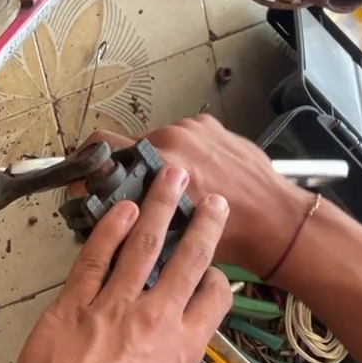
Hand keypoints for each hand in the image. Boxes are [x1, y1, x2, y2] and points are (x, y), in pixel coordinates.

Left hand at [4, 164, 232, 362]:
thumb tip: (151, 356)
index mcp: (181, 350)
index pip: (214, 300)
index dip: (217, 280)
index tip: (214, 269)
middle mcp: (155, 321)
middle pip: (188, 260)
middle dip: (203, 224)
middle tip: (213, 199)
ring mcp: (114, 307)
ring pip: (144, 246)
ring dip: (160, 208)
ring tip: (170, 182)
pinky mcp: (74, 304)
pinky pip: (95, 258)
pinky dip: (109, 231)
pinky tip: (121, 211)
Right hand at [90, 115, 312, 273]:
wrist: (276, 222)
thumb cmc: (228, 234)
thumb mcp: (165, 236)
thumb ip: (130, 219)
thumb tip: (102, 214)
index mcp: (161, 163)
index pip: (100, 148)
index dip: (88, 169)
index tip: (86, 181)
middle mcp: (175, 137)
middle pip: (129, 148)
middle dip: (128, 171)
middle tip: (140, 195)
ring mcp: (195, 128)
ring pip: (156, 143)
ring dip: (158, 164)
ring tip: (173, 190)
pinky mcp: (211, 126)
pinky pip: (182, 137)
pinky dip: (182, 155)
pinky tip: (195, 177)